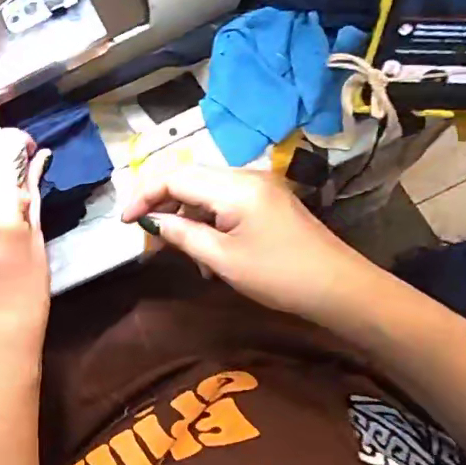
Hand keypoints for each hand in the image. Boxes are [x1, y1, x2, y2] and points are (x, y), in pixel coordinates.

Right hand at [120, 165, 387, 327]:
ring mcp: (258, 186)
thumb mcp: (222, 259)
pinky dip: (204, 218)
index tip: (125, 221)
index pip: (174, 176)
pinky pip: (222, 199)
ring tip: (173, 245)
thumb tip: (151, 221)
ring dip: (182, 212)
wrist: (340, 288)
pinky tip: (203, 247)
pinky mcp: (266, 200)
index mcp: (233, 186)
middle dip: (160, 200)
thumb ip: (181, 234)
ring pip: (203, 188)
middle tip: (143, 231)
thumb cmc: (279, 275)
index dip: (143, 195)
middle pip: (187, 176)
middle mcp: (244, 176)